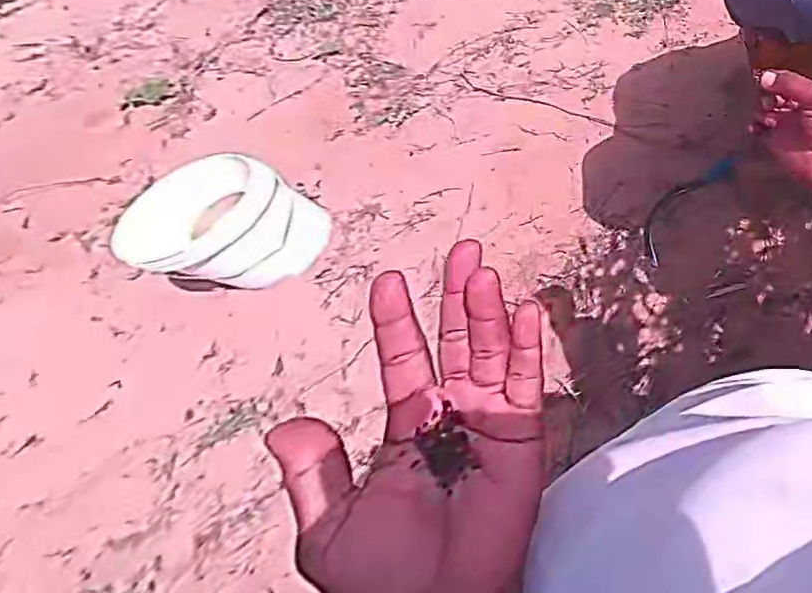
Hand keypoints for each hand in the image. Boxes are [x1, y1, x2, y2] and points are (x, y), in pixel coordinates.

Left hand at [265, 241, 544, 592]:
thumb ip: (316, 473)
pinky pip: (526, 378)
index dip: (396, 320)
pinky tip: (524, 311)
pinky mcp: (524, 427)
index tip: (388, 280)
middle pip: (458, 338)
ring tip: (483, 273)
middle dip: (458, 294)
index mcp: (410, 423)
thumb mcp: (333, 527)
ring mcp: (491, 414)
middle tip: (463, 251)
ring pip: (492, 348)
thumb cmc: (383, 576)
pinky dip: (527, 344)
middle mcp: (453, 408)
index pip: (404, 358)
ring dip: (489, 309)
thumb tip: (284, 425)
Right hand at [751, 69, 811, 200]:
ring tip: (759, 109)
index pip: (783, 81)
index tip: (761, 77)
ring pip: (761, 111)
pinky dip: (753, 126)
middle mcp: (793, 109)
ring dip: (756, 108)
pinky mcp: (775, 143)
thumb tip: (765, 77)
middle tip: (760, 96)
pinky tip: (754, 123)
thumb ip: (790, 84)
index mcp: (806, 95)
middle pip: (769, 95)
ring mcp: (783, 125)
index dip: (772, 78)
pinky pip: (758, 131)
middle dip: (762, 93)